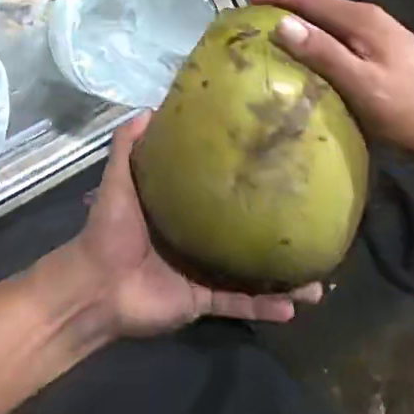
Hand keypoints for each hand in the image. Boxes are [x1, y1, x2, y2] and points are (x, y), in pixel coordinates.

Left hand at [67, 112, 321, 338]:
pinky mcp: (203, 300)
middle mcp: (202, 237)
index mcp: (186, 208)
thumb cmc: (109, 229)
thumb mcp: (118, 180)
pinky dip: (265, 305)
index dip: (247, 180)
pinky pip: (240, 302)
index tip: (278, 164)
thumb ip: (128, 145)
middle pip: (246, 231)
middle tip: (314, 218)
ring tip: (318, 278)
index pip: (222, 189)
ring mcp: (206, 271)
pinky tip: (294, 305)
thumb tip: (150, 107)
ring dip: (284, 276)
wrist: (95, 286)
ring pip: (253, 271)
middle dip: (278, 228)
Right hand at [250, 0, 413, 174]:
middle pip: (323, 9)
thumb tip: (283, 23)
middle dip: (288, 11)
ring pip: (335, 27)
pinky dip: (324, 46)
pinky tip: (315, 64)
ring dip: (306, 29)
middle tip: (254, 24)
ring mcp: (387, 39)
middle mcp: (375, 21)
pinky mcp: (393, 59)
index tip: (245, 0)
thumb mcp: (363, 84)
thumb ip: (324, 53)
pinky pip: (347, 43)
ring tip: (277, 42)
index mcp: (365, 20)